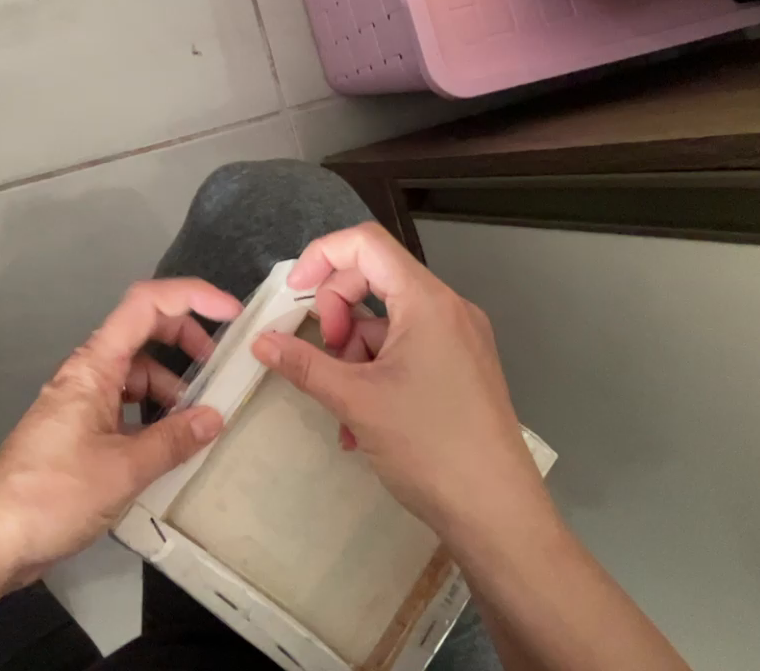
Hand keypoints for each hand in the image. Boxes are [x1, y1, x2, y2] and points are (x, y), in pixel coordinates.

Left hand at [0, 278, 240, 591]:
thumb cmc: (53, 492)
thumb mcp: (123, 469)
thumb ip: (172, 441)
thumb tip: (214, 417)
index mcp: (96, 365)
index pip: (145, 304)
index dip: (191, 297)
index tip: (232, 314)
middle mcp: (89, 373)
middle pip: (144, 333)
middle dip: (186, 341)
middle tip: (222, 371)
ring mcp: (83, 403)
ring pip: (137, 376)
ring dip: (171, 389)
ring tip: (203, 422)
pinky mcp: (81, 433)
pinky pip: (126, 409)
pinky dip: (153, 418)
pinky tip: (172, 448)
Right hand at [251, 222, 550, 537]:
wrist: (499, 516)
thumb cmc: (428, 446)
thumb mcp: (355, 401)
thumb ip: (303, 363)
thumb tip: (260, 341)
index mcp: (426, 301)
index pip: (365, 244)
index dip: (320, 257)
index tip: (293, 294)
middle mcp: (447, 308)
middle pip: (372, 277)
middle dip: (334, 311)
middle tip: (322, 354)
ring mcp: (457, 338)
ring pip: (384, 319)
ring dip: (350, 351)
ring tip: (340, 403)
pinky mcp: (460, 366)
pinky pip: (403, 347)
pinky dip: (373, 369)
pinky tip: (359, 419)